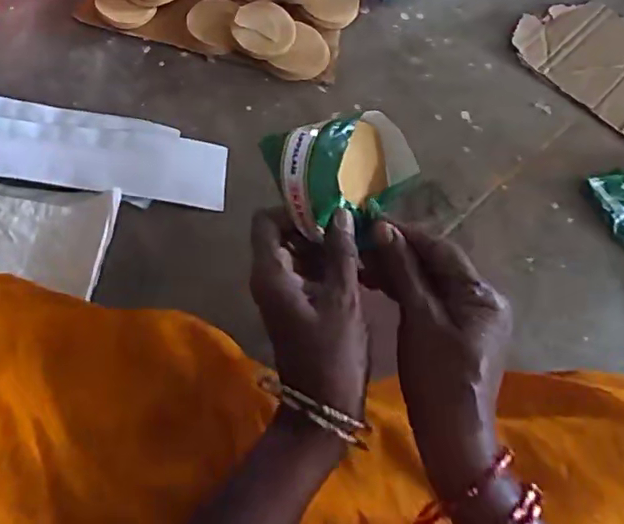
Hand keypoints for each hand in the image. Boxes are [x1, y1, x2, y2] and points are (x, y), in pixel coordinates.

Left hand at [249, 209, 369, 426]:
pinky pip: (303, 272)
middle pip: (281, 233)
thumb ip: (341, 252)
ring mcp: (279, 293)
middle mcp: (267, 277)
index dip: (293, 209)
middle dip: (313, 226)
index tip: (325, 209)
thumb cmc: (332, 355)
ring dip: (322, 246)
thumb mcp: (342, 299)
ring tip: (357, 242)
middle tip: (348, 224)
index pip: (266, 220)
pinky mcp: (293, 305)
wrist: (323, 413)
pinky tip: (355, 266)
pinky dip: (323, 265)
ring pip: (295, 252)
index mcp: (270, 272)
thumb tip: (341, 212)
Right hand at [365, 220, 511, 495]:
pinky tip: (377, 281)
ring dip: (397, 269)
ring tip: (363, 259)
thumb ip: (403, 270)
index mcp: (482, 295)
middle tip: (362, 240)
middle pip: (436, 264)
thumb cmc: (438, 377)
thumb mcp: (419, 318)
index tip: (372, 220)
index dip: (406, 233)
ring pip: (429, 281)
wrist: (452, 440)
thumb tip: (383, 228)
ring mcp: (469, 318)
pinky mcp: (455, 333)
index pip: (441, 250)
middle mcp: (482, 301)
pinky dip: (403, 289)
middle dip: (399, 251)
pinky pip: (428, 299)